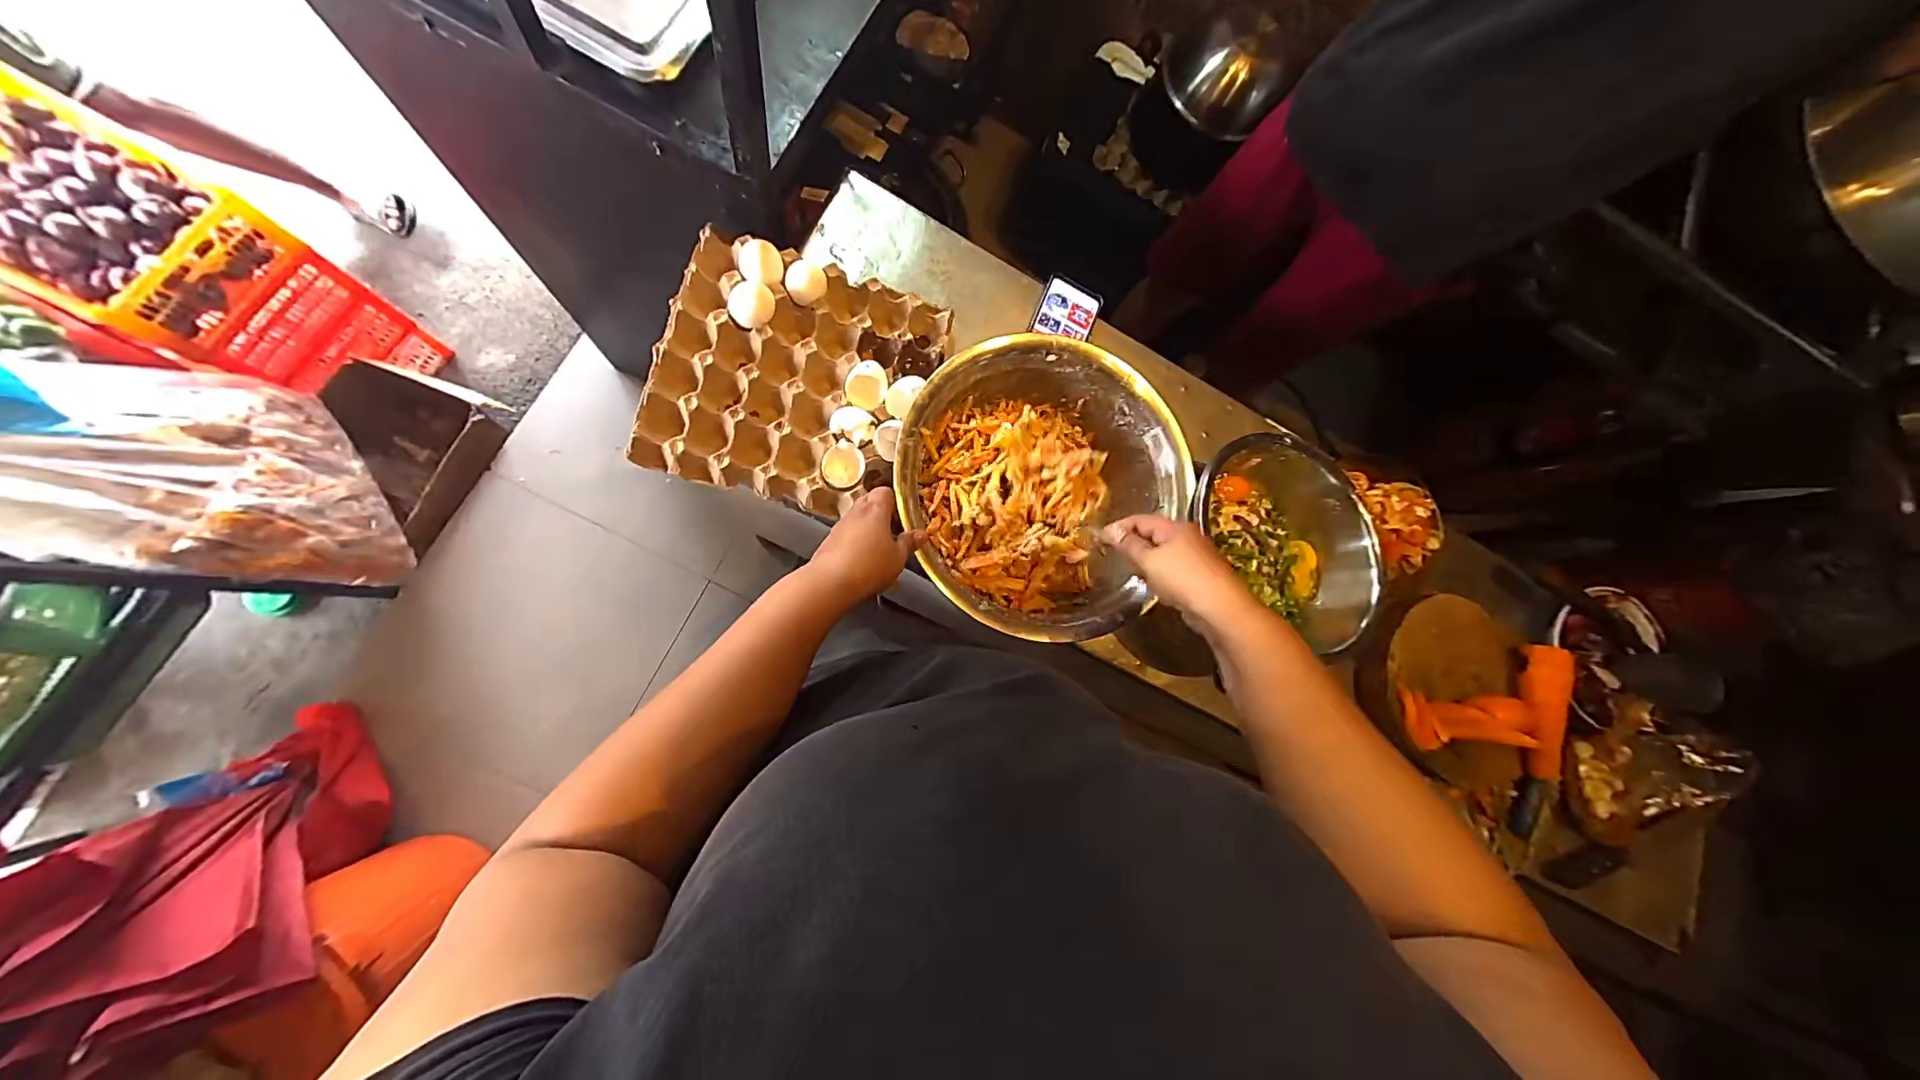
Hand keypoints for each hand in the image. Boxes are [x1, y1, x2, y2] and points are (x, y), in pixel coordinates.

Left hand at [803, 488, 922, 606]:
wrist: (830, 583)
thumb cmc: (868, 566)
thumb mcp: (898, 557)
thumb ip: (909, 543)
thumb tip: (920, 535)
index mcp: (875, 509)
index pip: (886, 492)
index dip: (897, 503)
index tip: (906, 518)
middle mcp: (856, 513)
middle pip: (871, 503)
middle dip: (884, 516)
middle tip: (896, 534)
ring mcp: (840, 527)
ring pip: (858, 520)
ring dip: (870, 530)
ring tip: (882, 551)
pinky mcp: (829, 542)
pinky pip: (847, 536)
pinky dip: (856, 543)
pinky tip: (864, 562)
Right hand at [1102, 515, 1267, 640]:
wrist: (1220, 607)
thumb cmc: (1182, 579)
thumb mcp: (1149, 560)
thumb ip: (1129, 545)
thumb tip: (1112, 531)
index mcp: (1174, 527)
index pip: (1141, 519)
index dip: (1119, 526)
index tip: (1100, 537)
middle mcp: (1186, 536)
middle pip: (1153, 534)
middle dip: (1132, 542)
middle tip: (1112, 553)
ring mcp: (1195, 556)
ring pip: (1162, 552)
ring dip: (1146, 560)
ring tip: (1131, 570)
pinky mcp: (1198, 575)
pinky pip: (1172, 568)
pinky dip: (1159, 574)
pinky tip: (1154, 586)